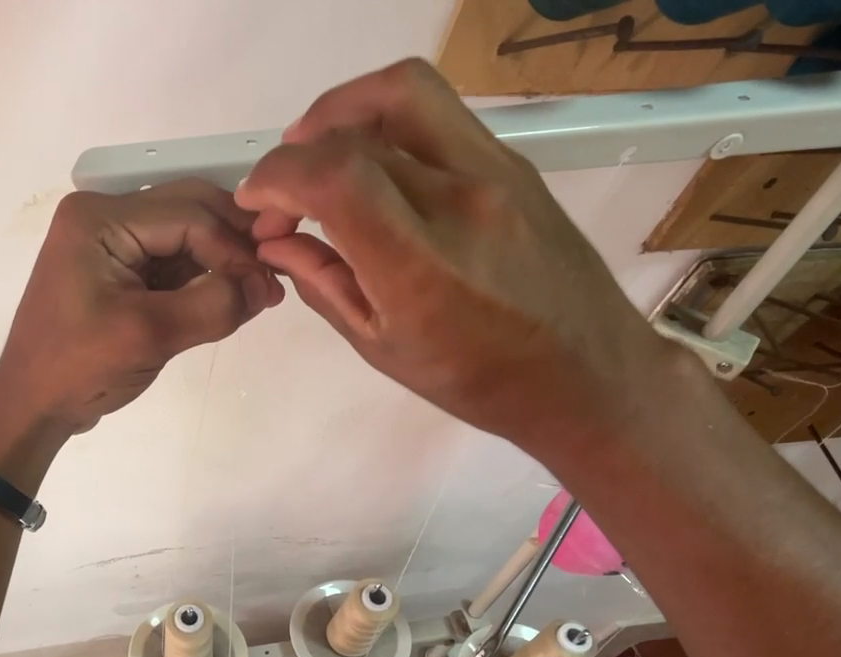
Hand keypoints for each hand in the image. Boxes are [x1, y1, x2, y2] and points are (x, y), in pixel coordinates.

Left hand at [0, 181, 281, 488]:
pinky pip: (170, 262)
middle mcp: (103, 216)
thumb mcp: (149, 335)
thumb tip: (266, 286)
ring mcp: (109, 242)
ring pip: (185, 237)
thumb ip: (213, 305)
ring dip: (221, 264)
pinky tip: (227, 301)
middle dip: (233, 247)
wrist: (32, 407)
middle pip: (190, 212)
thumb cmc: (78, 368)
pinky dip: (200, 279)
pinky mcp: (116, 270)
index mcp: (100, 218)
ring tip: (255, 297)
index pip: (190, 214)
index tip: (269, 287)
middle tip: (271, 284)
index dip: (235, 248)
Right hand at [234, 59, 676, 447]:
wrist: (584, 372)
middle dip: (299, 151)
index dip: (277, 175)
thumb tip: (277, 242)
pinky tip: (371, 168)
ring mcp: (495, 170)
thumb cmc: (476, 380)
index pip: (335, 175)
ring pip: (404, 92)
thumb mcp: (382, 347)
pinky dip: (385, 124)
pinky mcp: (512, 161)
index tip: (256, 200)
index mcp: (420, 265)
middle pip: (360, 124)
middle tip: (284, 193)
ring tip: (319, 153)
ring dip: (343, 110)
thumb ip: (324, 284)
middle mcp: (460, 200)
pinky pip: (437, 114)